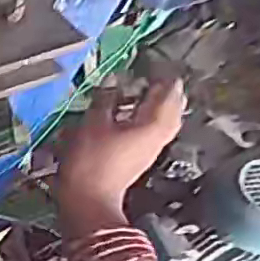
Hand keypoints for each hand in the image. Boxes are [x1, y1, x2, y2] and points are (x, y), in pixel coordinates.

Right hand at [56, 77, 184, 230]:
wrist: (88, 199)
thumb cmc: (90, 161)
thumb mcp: (92, 124)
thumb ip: (104, 100)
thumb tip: (111, 82)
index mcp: (155, 122)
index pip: (168, 88)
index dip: (158, 72)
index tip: (147, 61)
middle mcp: (162, 133)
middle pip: (171, 104)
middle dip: (160, 88)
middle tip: (145, 76)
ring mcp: (153, 146)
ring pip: (162, 117)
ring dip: (151, 104)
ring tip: (134, 93)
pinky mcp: (141, 156)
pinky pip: (151, 129)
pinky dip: (143, 118)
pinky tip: (126, 115)